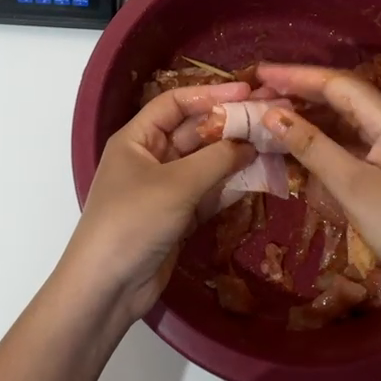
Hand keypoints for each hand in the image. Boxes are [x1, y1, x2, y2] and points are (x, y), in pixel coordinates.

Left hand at [64, 83, 256, 318]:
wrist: (107, 287)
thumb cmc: (133, 222)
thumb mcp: (176, 185)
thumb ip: (217, 160)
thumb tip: (250, 143)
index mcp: (137, 138)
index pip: (175, 103)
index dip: (210, 95)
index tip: (247, 92)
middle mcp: (149, 157)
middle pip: (194, 132)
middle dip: (230, 126)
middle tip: (269, 118)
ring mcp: (164, 188)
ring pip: (205, 162)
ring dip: (235, 155)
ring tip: (273, 144)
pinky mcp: (177, 216)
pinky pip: (208, 191)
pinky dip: (231, 184)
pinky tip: (260, 176)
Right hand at [257, 64, 380, 300]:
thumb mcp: (353, 186)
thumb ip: (311, 146)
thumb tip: (271, 114)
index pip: (333, 83)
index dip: (293, 76)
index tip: (257, 74)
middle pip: (339, 94)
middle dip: (297, 91)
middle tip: (256, 94)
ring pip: (344, 116)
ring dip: (308, 114)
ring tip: (270, 114)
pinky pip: (352, 137)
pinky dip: (324, 136)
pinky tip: (300, 142)